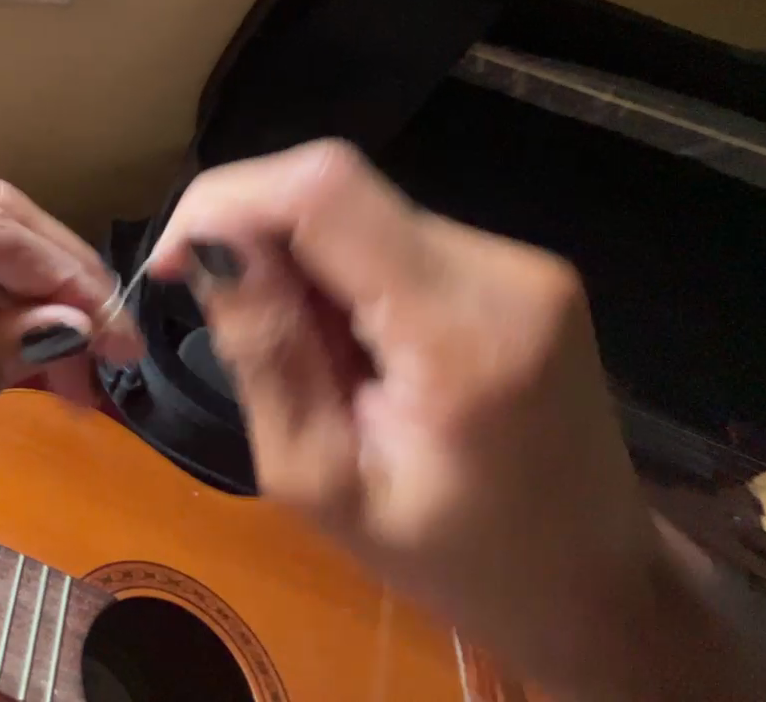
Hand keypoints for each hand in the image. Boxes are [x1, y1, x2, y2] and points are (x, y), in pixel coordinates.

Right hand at [146, 141, 660, 696]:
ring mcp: (509, 259)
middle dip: (244, 228)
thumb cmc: (448, 556)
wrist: (591, 583)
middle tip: (220, 308)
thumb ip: (264, 355)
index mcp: (460, 331)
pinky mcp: (500, 263)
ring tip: (293, 340)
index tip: (173, 265)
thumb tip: (212, 250)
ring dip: (283, 251)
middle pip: (328, 182)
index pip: (322, 190)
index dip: (224, 202)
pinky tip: (333, 330)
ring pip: (345, 200)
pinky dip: (321, 261)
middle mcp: (497, 269)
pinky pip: (374, 226)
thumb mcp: (317, 480)